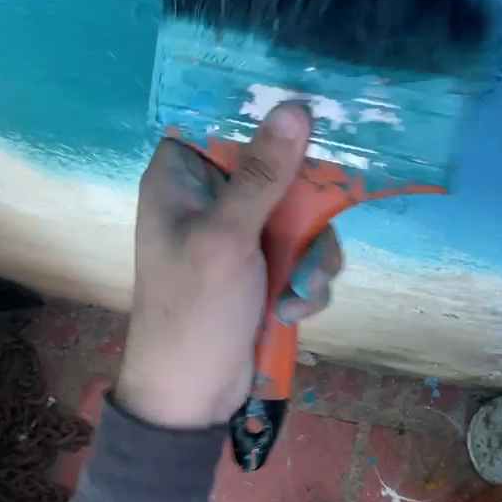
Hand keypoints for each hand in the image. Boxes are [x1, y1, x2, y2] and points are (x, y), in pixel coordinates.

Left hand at [115, 102, 341, 428]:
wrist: (193, 395)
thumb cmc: (194, 310)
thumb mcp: (227, 237)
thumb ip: (263, 174)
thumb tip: (294, 107)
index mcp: (182, 175)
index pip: (229, 119)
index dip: (272, 116)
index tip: (318, 118)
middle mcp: (212, 196)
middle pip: (281, 168)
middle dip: (309, 210)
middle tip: (318, 233)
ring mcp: (242, 233)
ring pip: (304, 215)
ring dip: (312, 258)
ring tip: (300, 293)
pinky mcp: (264, 265)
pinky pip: (305, 253)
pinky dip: (306, 283)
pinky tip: (293, 311)